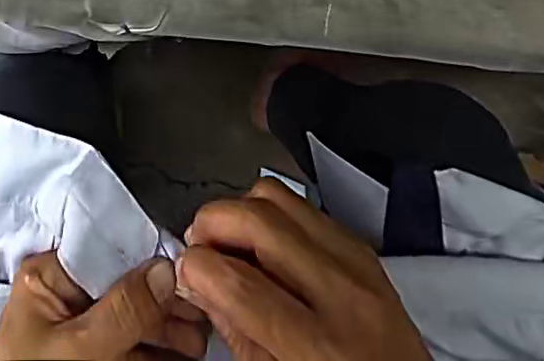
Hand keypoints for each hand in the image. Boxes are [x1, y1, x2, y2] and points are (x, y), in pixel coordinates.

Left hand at [0, 251, 208, 360]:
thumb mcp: (78, 350)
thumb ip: (123, 308)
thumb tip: (167, 269)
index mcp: (47, 279)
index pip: (109, 249)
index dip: (152, 260)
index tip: (187, 274)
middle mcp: (63, 297)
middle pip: (127, 285)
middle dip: (167, 304)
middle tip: (200, 316)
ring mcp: (77, 329)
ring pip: (134, 318)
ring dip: (170, 329)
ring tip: (198, 341)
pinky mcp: (89, 356)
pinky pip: (129, 345)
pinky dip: (157, 351)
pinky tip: (181, 355)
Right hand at [177, 178, 431, 360]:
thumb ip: (237, 332)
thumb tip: (197, 280)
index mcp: (319, 348)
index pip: (242, 283)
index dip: (198, 266)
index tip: (181, 266)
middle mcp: (342, 293)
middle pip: (261, 220)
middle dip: (215, 221)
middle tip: (197, 243)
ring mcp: (357, 261)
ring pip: (282, 197)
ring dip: (243, 209)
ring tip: (229, 239)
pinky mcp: (361, 245)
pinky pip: (306, 206)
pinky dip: (275, 214)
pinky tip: (263, 243)